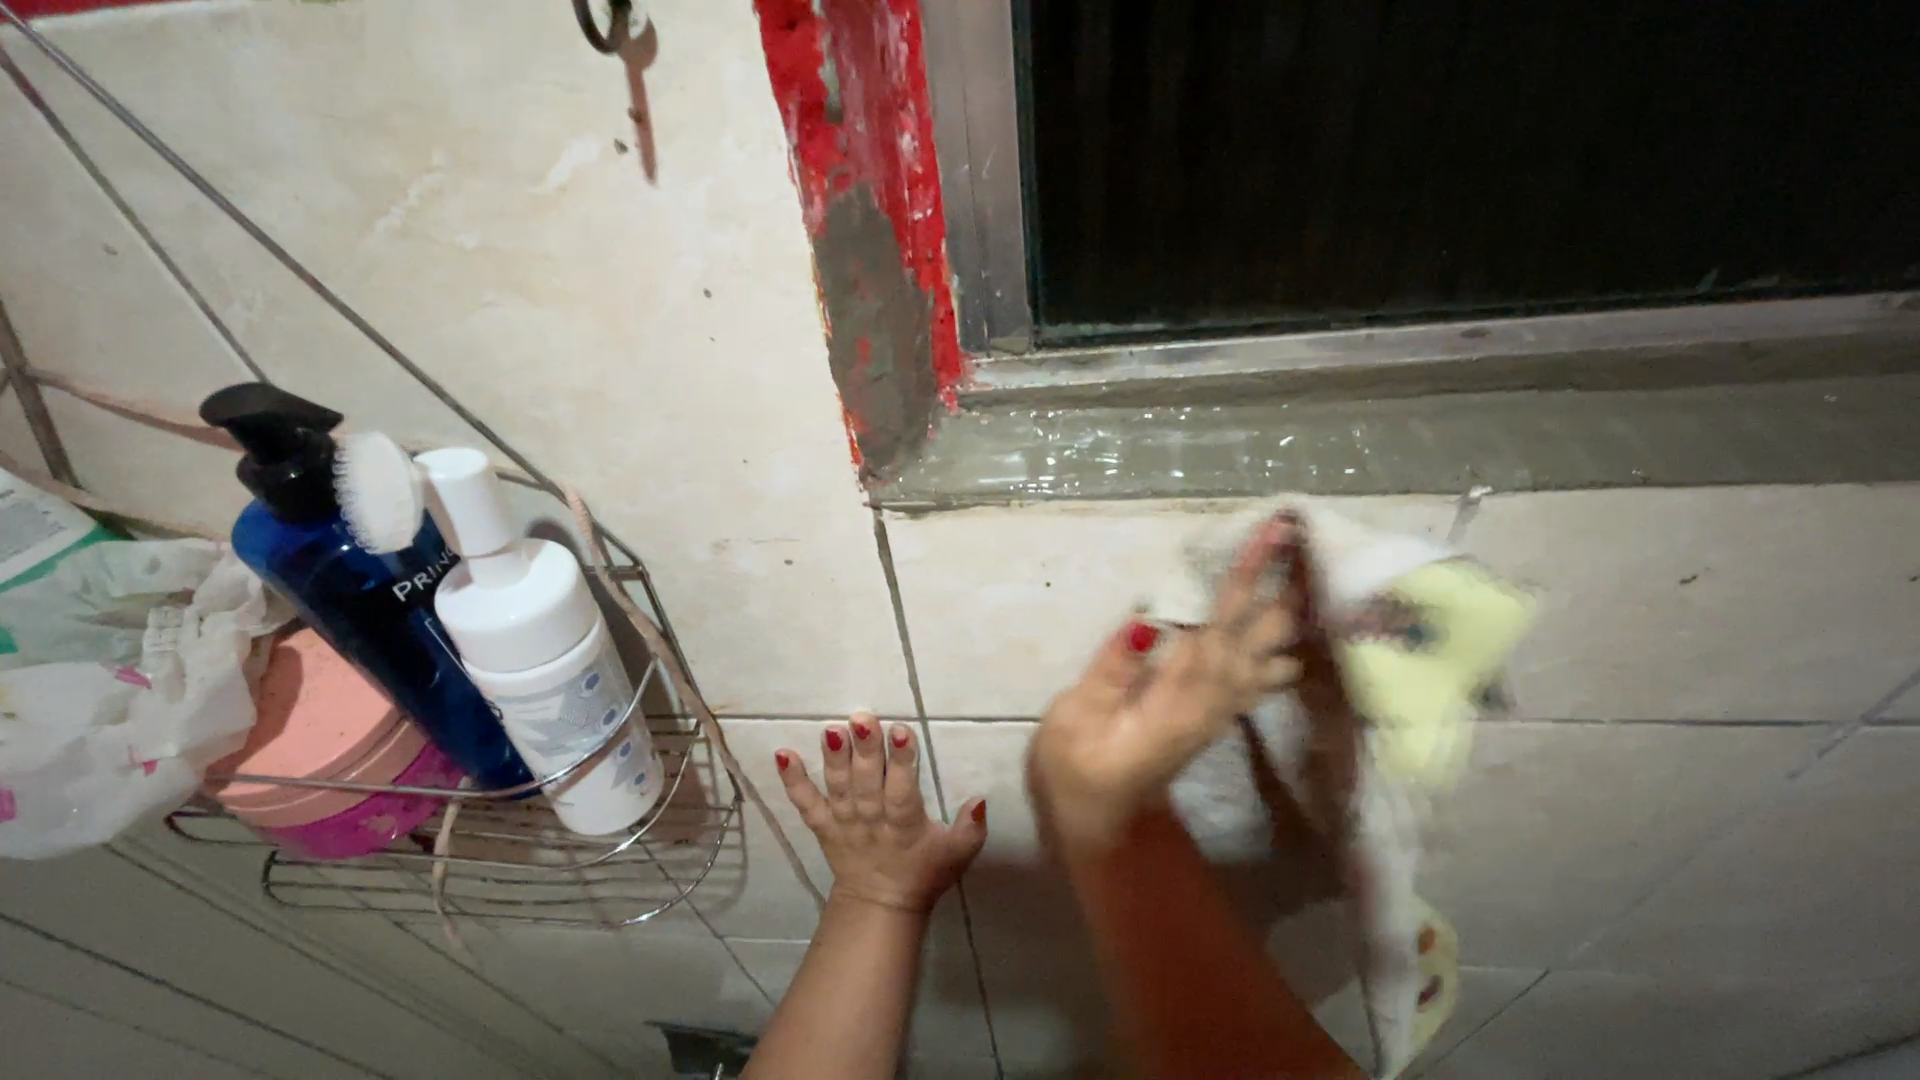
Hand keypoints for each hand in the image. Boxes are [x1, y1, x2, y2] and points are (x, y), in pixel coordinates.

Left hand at [776, 714, 987, 912]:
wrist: (881, 905)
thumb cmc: (924, 871)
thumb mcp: (957, 854)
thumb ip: (971, 827)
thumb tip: (981, 798)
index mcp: (904, 825)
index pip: (902, 789)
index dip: (901, 760)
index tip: (900, 730)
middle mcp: (871, 820)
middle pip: (867, 782)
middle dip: (864, 750)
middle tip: (861, 718)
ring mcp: (843, 822)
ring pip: (837, 787)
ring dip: (833, 759)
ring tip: (831, 729)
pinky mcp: (822, 826)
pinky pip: (805, 803)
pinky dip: (793, 781)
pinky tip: (784, 754)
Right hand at [1030, 513, 1306, 851]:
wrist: (1100, 822)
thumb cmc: (1077, 768)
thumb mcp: (1077, 717)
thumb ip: (1114, 667)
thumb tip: (1149, 617)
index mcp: (1178, 694)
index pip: (1219, 622)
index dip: (1247, 575)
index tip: (1275, 533)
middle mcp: (1212, 699)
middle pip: (1260, 635)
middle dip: (1285, 586)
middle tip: (1306, 536)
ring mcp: (1219, 711)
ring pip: (1269, 657)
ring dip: (1288, 615)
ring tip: (1305, 574)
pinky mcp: (1215, 717)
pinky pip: (1260, 676)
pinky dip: (1279, 647)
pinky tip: (1289, 636)